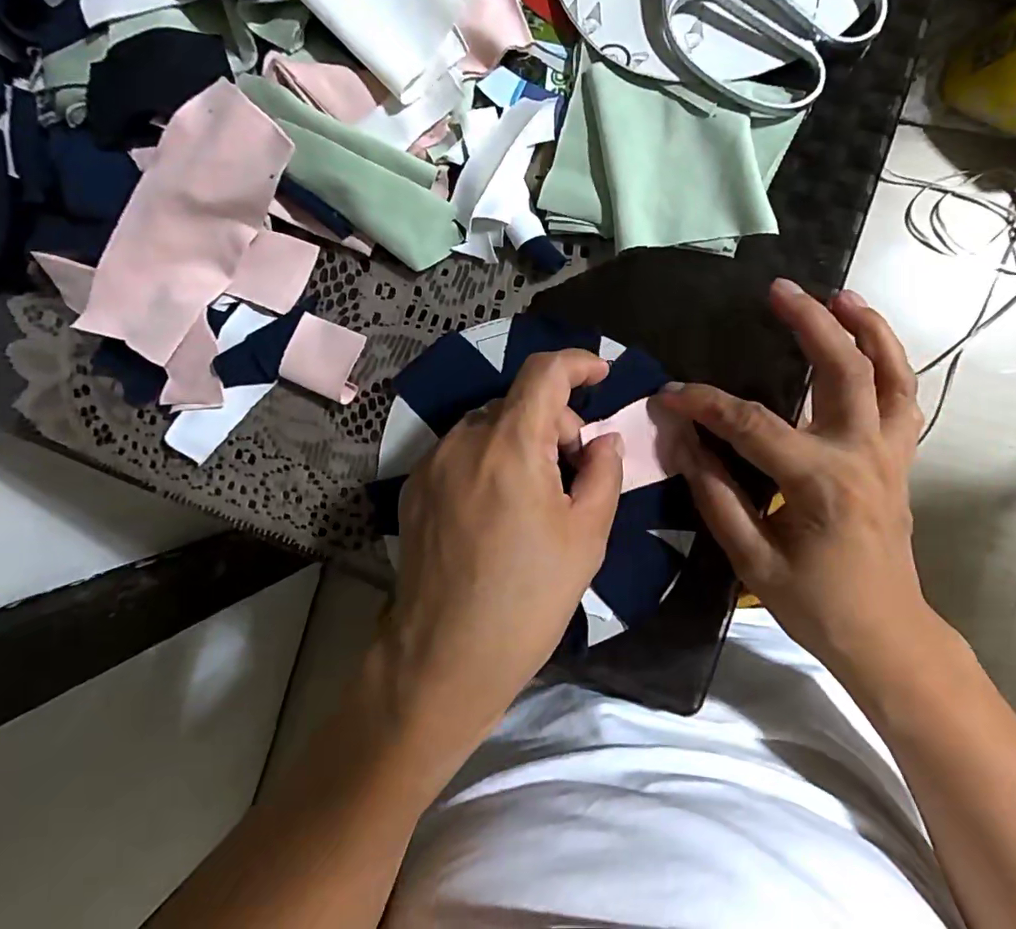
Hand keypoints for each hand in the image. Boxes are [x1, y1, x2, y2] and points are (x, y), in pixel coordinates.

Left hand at [384, 350, 624, 748]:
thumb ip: (602, 471)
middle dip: (553, 422)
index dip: (577, 363)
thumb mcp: (587, 535)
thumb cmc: (529, 596)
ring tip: (536, 496)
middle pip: (515, 403)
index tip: (600, 375)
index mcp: (509, 443)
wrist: (447, 651)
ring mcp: (431, 463)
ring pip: (485, 428)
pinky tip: (496, 511)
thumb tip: (602, 439)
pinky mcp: (413, 488)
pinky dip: (487, 461)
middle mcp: (462, 440)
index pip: (543, 373)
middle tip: (575, 469)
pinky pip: (459, 454)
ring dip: (518, 442)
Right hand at [658, 279, 940, 672]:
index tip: (669, 394)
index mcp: (819, 482)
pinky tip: (868, 346)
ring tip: (840, 295)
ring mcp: (890, 455)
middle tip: (780, 290)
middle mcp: (862, 456)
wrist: (885, 635)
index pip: (751, 424)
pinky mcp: (898, 461)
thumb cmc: (813, 602)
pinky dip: (890, 364)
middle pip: (844, 372)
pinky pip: (904, 400)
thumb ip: (713, 490)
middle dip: (812, 325)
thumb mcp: (748, 555)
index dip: (704, 403)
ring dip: (869, 330)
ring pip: (892, 376)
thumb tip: (682, 438)